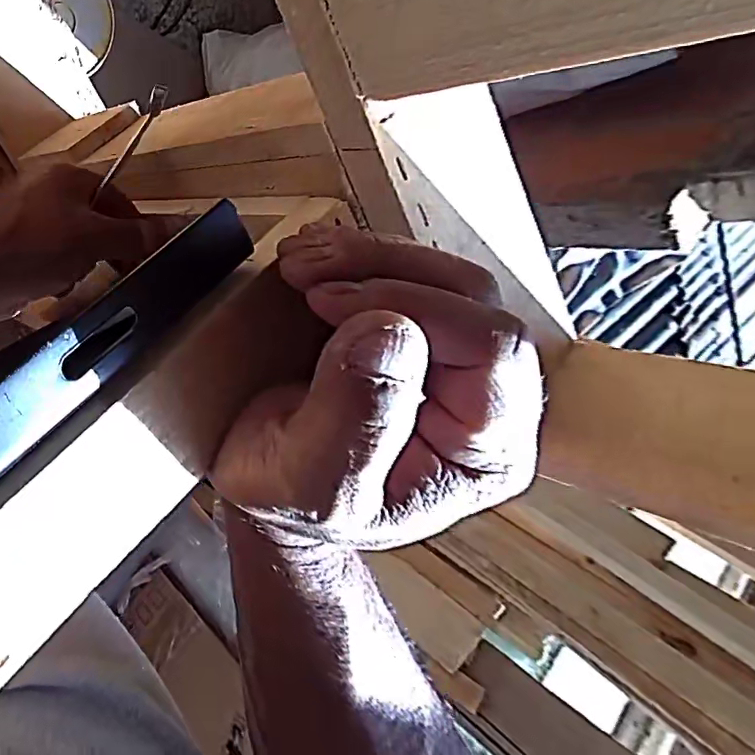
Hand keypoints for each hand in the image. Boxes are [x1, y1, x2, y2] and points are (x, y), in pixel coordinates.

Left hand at [0, 163, 186, 324]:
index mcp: (67, 177)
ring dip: (78, 268)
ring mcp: (27, 219)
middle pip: (96, 222)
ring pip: (73, 245)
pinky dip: (55, 275)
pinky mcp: (14, 246)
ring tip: (68, 280)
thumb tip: (173, 226)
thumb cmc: (30, 248)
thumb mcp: (92, 241)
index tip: (145, 260)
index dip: (136, 231)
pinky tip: (49, 288)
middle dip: (104, 253)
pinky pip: (49, 260)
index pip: (119, 200)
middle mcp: (46, 191)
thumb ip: (134, 236)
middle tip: (110, 274)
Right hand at [213, 223, 542, 549]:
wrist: (265, 486)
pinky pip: (395, 271)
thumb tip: (388, 332)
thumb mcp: (312, 485)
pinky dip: (347, 254)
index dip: (410, 307)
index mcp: (483, 447)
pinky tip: (306, 257)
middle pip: (468, 295)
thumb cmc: (292, 501)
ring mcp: (440, 356)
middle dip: (381, 268)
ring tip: (298, 261)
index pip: (489, 347)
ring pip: (435, 271)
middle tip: (307, 272)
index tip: (327, 301)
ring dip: (361, 254)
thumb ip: (354, 425)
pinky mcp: (399, 328)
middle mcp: (477, 395)